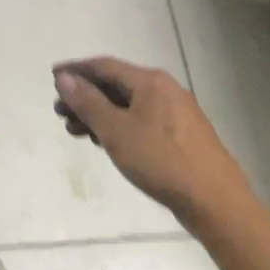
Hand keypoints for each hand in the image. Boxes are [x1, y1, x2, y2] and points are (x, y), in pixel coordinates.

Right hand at [53, 56, 253, 228]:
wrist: (217, 203)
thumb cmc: (162, 161)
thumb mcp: (116, 131)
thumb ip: (87, 102)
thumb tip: (64, 78)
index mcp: (150, 82)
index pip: (103, 65)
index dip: (75, 70)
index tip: (52, 76)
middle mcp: (164, 90)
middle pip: (115, 85)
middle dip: (84, 96)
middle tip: (59, 111)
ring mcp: (176, 113)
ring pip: (127, 105)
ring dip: (99, 114)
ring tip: (76, 131)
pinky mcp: (181, 136)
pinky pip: (140, 120)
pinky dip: (118, 126)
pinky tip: (106, 142)